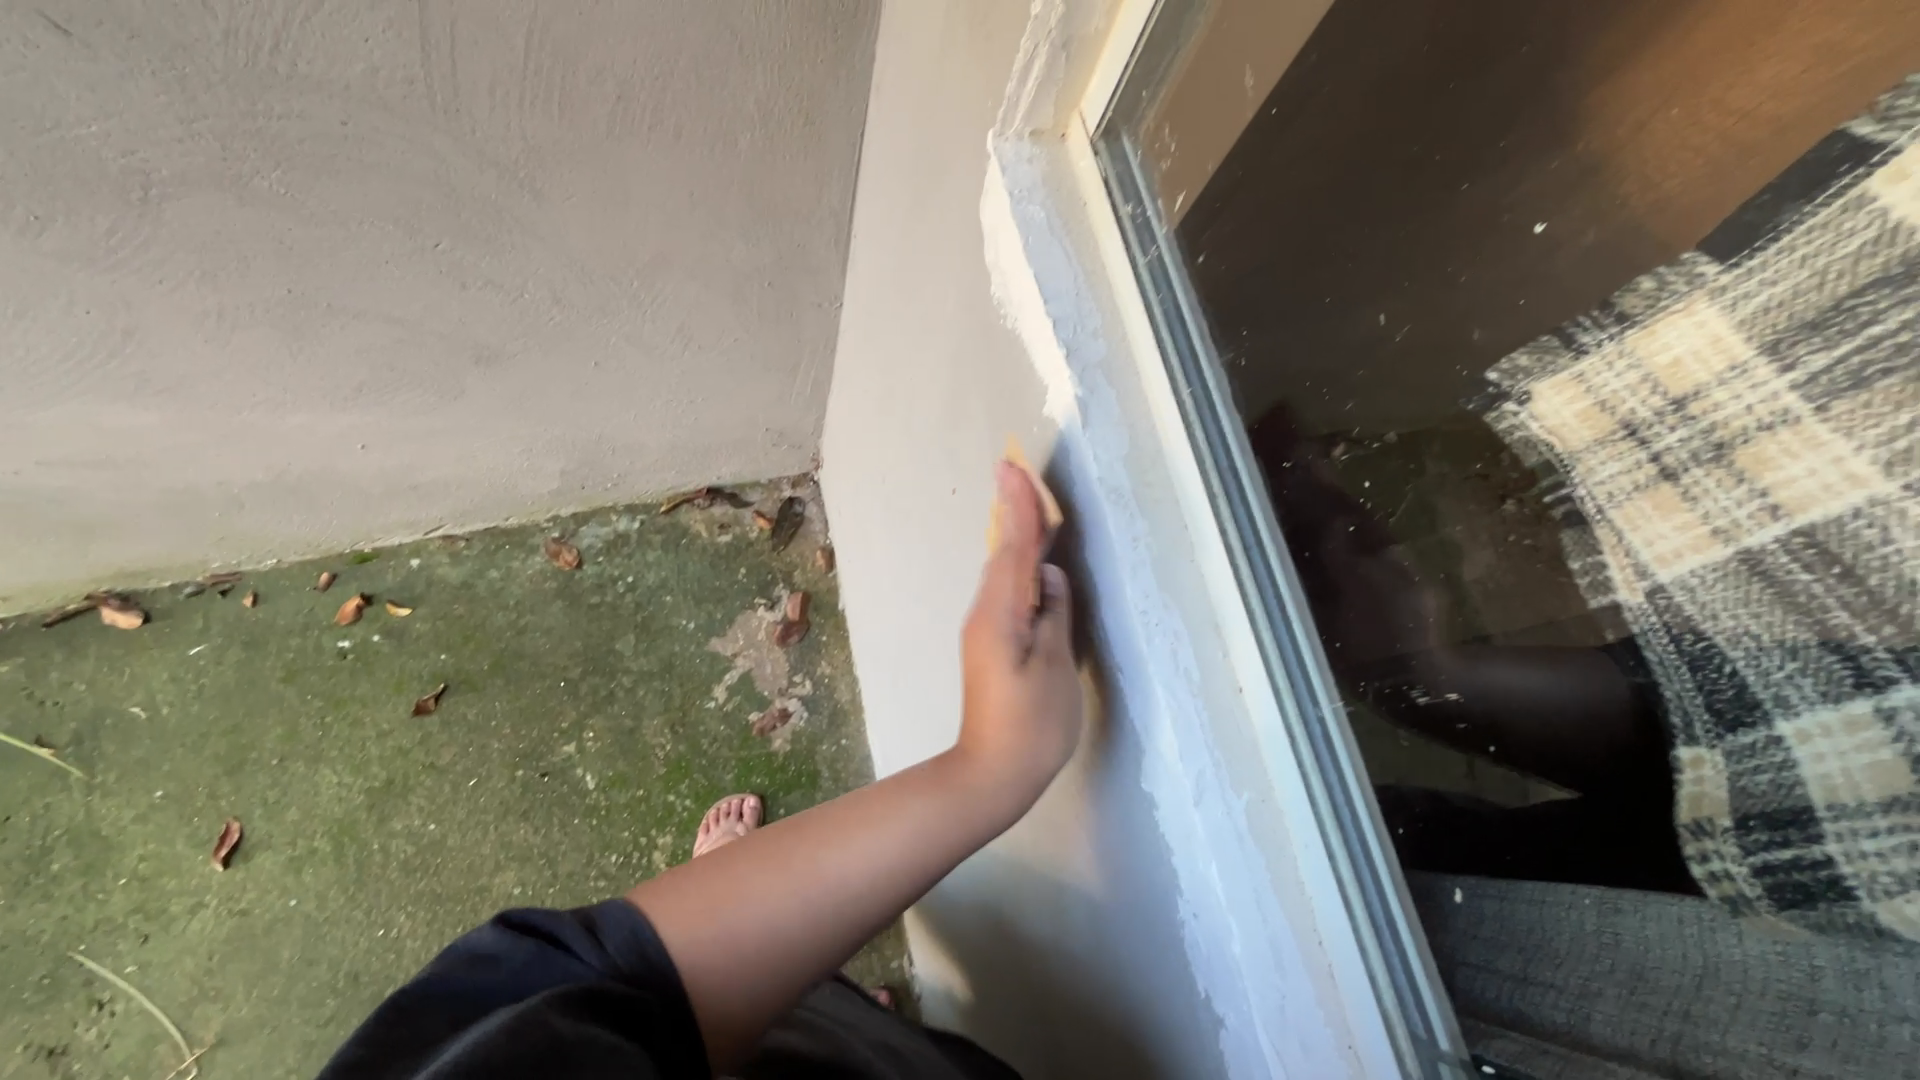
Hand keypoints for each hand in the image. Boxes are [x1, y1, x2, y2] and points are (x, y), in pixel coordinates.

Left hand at [955, 460, 1082, 809]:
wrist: (991, 773)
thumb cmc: (1032, 724)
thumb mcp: (1054, 667)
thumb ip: (1054, 615)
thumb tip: (1052, 577)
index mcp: (1002, 613)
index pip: (1013, 548)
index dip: (1019, 507)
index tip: (1012, 467)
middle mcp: (986, 613)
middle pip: (1003, 554)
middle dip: (1015, 513)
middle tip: (1021, 473)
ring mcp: (983, 630)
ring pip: (1002, 574)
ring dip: (1016, 538)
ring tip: (1032, 507)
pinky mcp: (989, 645)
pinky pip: (1005, 594)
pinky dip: (1018, 569)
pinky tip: (1031, 567)